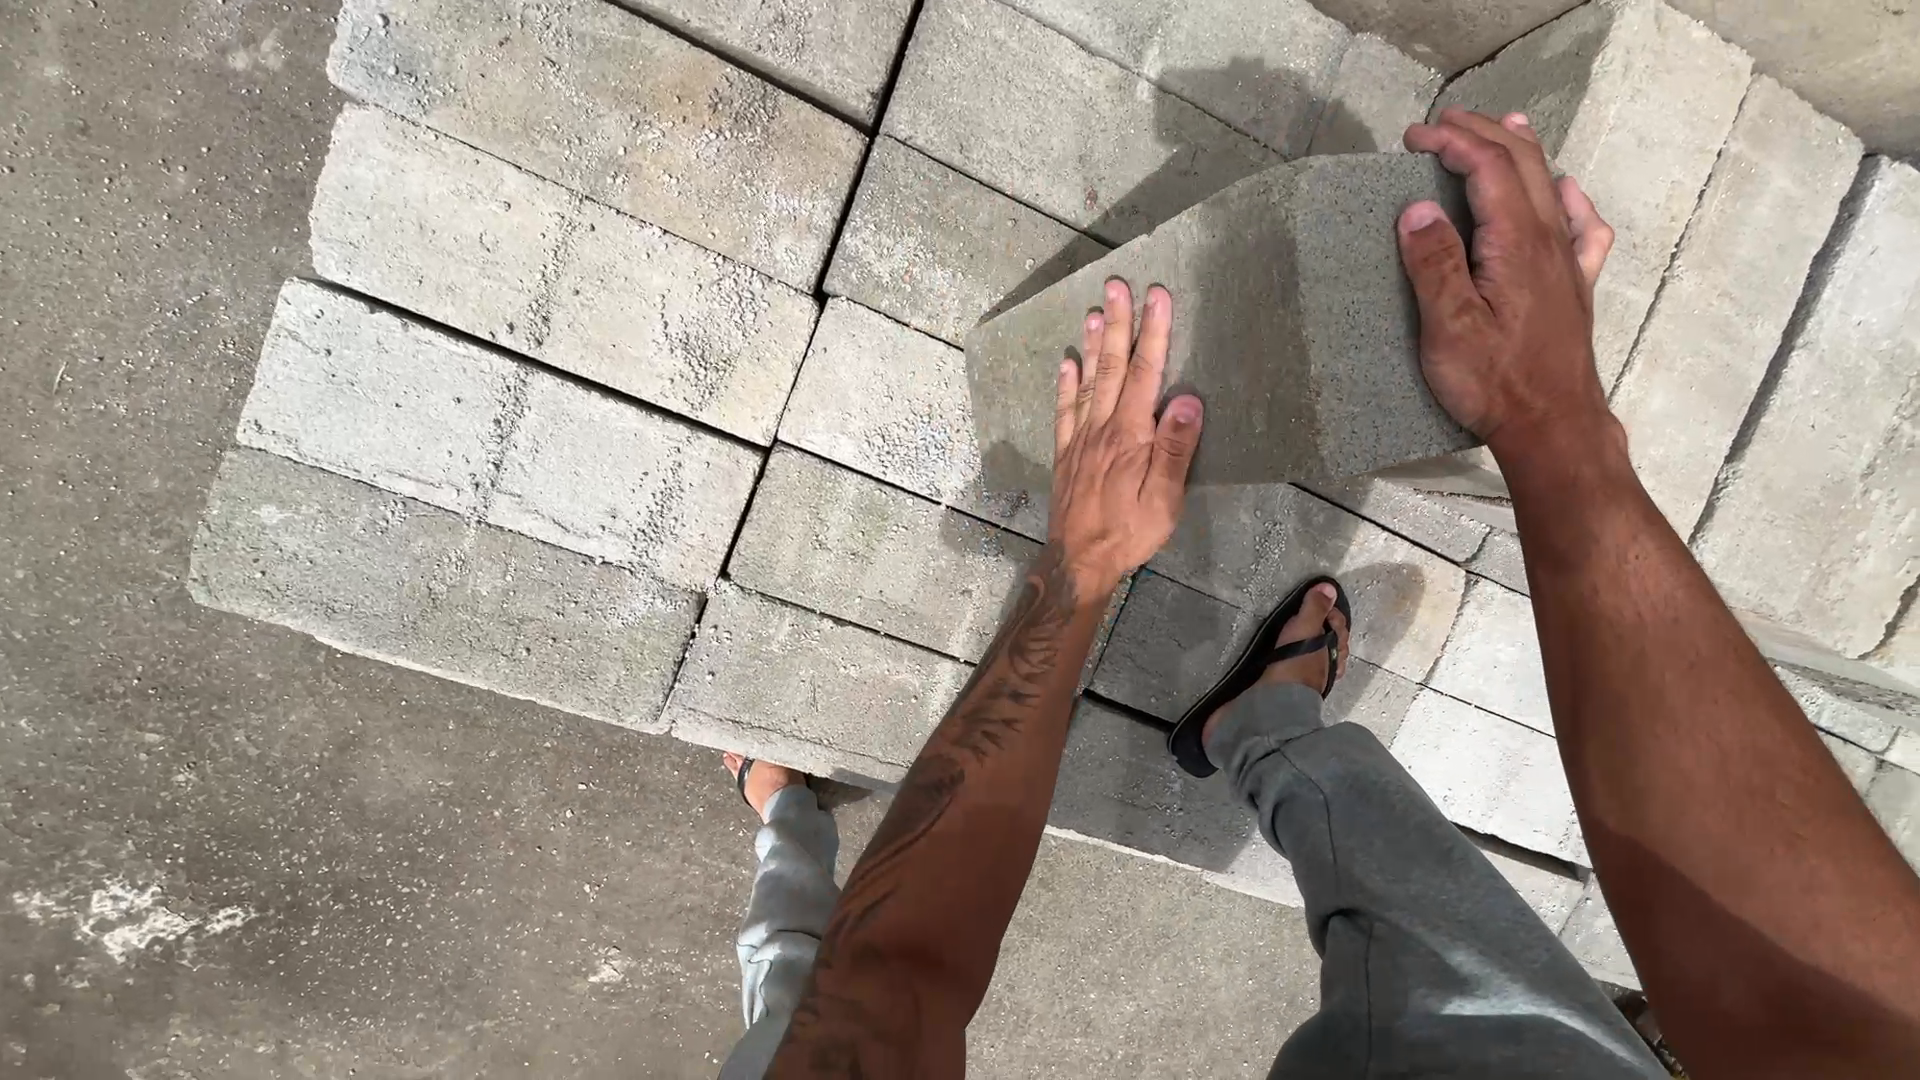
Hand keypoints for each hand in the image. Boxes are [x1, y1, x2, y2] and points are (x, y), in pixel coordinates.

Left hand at [1048, 279, 1203, 598]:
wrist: (1077, 560)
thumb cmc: (1128, 533)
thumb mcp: (1164, 500)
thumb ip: (1174, 450)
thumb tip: (1188, 400)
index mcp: (1130, 436)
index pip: (1145, 374)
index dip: (1153, 333)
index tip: (1157, 295)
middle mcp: (1101, 429)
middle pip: (1110, 367)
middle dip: (1117, 323)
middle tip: (1117, 284)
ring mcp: (1079, 439)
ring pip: (1086, 382)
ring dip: (1091, 344)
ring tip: (1094, 310)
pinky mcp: (1065, 454)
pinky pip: (1064, 410)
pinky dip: (1066, 383)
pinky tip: (1066, 362)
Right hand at [1398, 108, 1620, 457]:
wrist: (1551, 422)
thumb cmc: (1493, 379)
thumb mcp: (1448, 325)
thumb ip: (1433, 264)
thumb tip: (1417, 209)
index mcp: (1517, 243)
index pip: (1489, 170)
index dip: (1453, 143)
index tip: (1413, 137)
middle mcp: (1550, 240)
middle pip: (1523, 167)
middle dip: (1482, 135)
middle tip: (1442, 125)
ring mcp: (1568, 262)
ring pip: (1551, 186)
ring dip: (1522, 153)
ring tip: (1502, 130)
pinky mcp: (1573, 287)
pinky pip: (1583, 227)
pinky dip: (1571, 198)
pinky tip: (1567, 195)